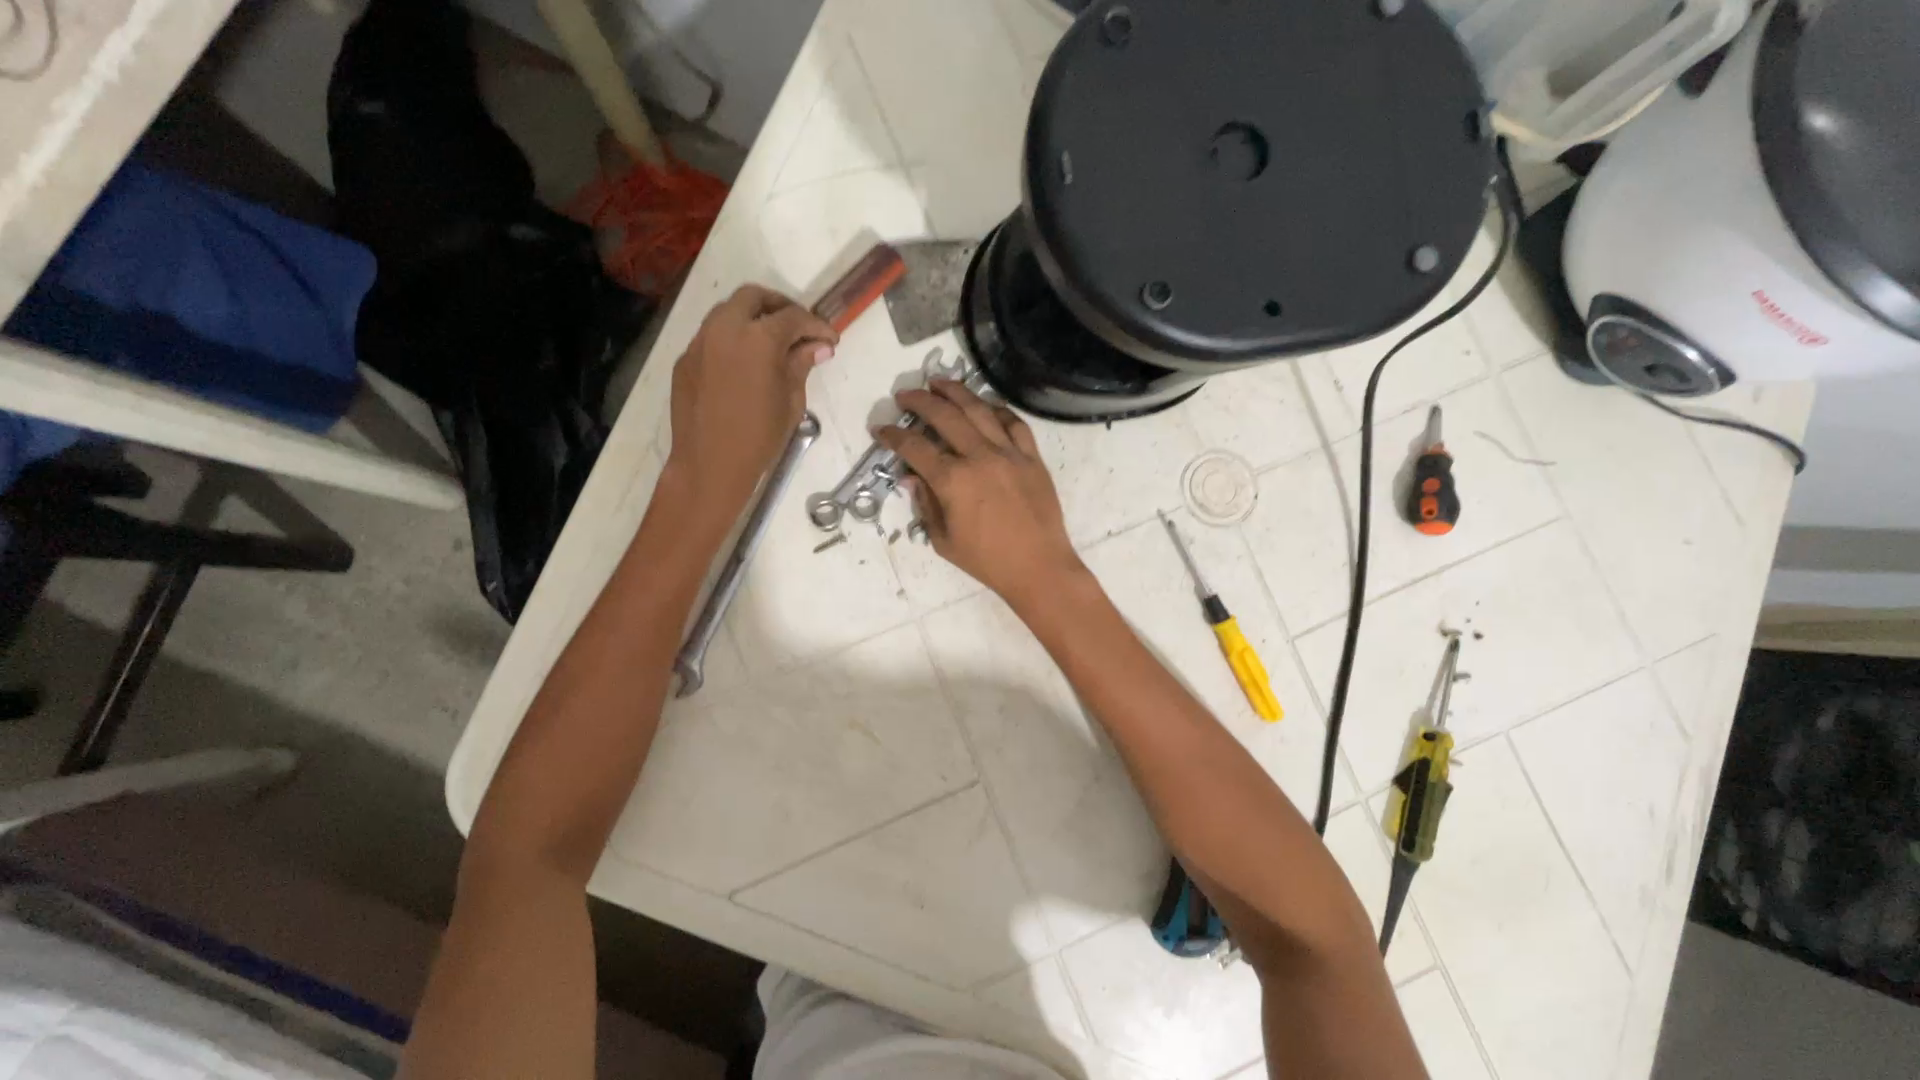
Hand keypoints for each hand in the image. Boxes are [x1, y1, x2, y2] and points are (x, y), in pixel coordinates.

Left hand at [667, 285, 835, 508]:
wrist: (709, 465)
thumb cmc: (759, 437)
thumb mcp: (790, 401)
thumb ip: (801, 365)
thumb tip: (818, 346)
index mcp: (758, 338)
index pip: (793, 317)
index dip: (816, 326)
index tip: (830, 339)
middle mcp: (725, 329)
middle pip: (754, 297)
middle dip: (780, 307)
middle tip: (798, 328)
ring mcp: (700, 342)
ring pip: (727, 312)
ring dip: (752, 318)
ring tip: (771, 342)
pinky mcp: (685, 360)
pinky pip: (711, 336)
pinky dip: (732, 339)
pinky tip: (744, 363)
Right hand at [878, 380, 1084, 605]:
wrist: (1038, 567)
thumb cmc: (987, 561)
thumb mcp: (943, 540)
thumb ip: (925, 504)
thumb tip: (911, 477)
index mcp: (952, 481)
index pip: (914, 447)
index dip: (892, 436)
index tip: (880, 429)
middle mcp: (979, 457)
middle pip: (944, 415)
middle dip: (919, 401)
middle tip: (905, 396)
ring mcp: (1009, 453)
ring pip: (979, 409)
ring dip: (955, 392)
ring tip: (938, 383)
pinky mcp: (1032, 457)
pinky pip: (1014, 422)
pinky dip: (997, 409)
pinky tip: (985, 405)